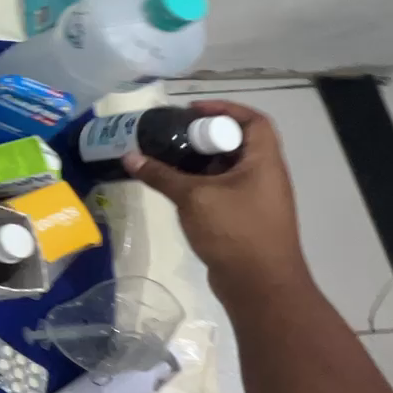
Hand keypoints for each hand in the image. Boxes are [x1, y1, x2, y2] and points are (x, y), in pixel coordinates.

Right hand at [122, 100, 311, 301]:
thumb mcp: (193, 198)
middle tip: (167, 132)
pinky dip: (196, 179)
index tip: (190, 110)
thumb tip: (129, 156)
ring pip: (224, 165)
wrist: (260, 284)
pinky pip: (218, 185)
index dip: (225, 108)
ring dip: (195, 158)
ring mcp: (253, 196)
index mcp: (263, 164)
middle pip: (236, 141)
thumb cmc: (235, 232)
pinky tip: (170, 183)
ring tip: (162, 155)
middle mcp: (263, 175)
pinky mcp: (241, 214)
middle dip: (201, 133)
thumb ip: (161, 175)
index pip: (254, 122)